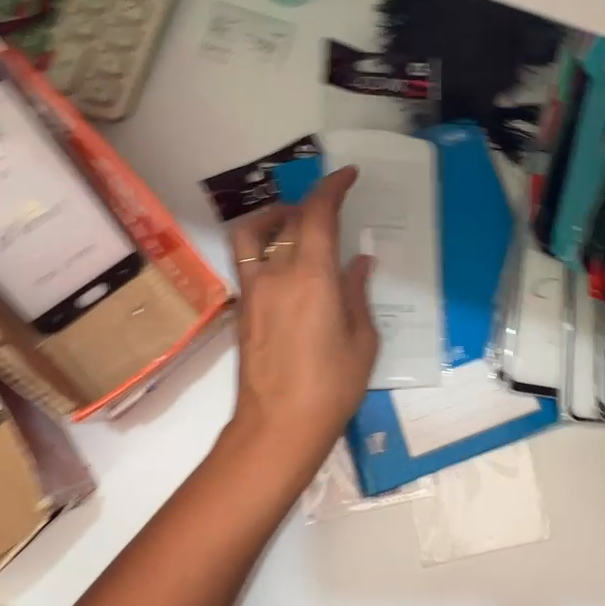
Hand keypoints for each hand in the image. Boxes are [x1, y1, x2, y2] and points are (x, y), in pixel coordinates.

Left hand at [225, 166, 378, 466]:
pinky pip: (248, 259)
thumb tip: (358, 263)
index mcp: (311, 277)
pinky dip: (265, 245)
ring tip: (295, 226)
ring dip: (274, 218)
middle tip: (332, 205)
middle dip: (310, 203)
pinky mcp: (242, 308)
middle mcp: (276, 274)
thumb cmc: (331, 388)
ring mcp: (253, 290)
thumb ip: (357, 294)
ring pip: (252, 233)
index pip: (317, 214)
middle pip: (286, 218)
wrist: (277, 428)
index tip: (348, 176)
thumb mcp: (361, 340)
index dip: (332, 188)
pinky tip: (287, 264)